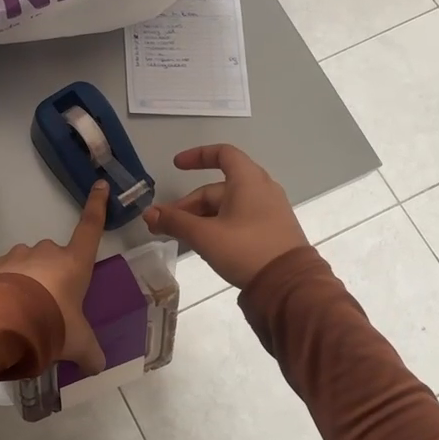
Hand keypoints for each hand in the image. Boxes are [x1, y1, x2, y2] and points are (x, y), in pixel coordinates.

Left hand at [0, 181, 108, 373]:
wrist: (5, 323)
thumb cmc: (52, 325)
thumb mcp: (78, 343)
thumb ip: (90, 352)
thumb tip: (99, 365)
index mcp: (74, 263)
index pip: (91, 229)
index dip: (97, 207)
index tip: (100, 184)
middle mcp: (47, 252)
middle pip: (56, 256)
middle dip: (54, 276)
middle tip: (51, 308)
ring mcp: (18, 256)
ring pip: (28, 263)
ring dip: (29, 280)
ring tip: (25, 311)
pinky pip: (5, 273)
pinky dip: (6, 285)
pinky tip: (5, 307)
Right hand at [143, 144, 308, 288]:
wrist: (289, 285)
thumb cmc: (246, 249)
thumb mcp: (205, 235)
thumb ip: (175, 222)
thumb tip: (149, 214)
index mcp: (248, 180)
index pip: (222, 154)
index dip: (197, 156)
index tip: (176, 166)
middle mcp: (261, 189)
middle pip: (217, 188)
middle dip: (189, 205)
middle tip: (165, 225)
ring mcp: (269, 211)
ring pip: (227, 206)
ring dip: (201, 218)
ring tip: (181, 238)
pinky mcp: (272, 231)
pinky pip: (239, 219)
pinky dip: (218, 225)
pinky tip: (206, 245)